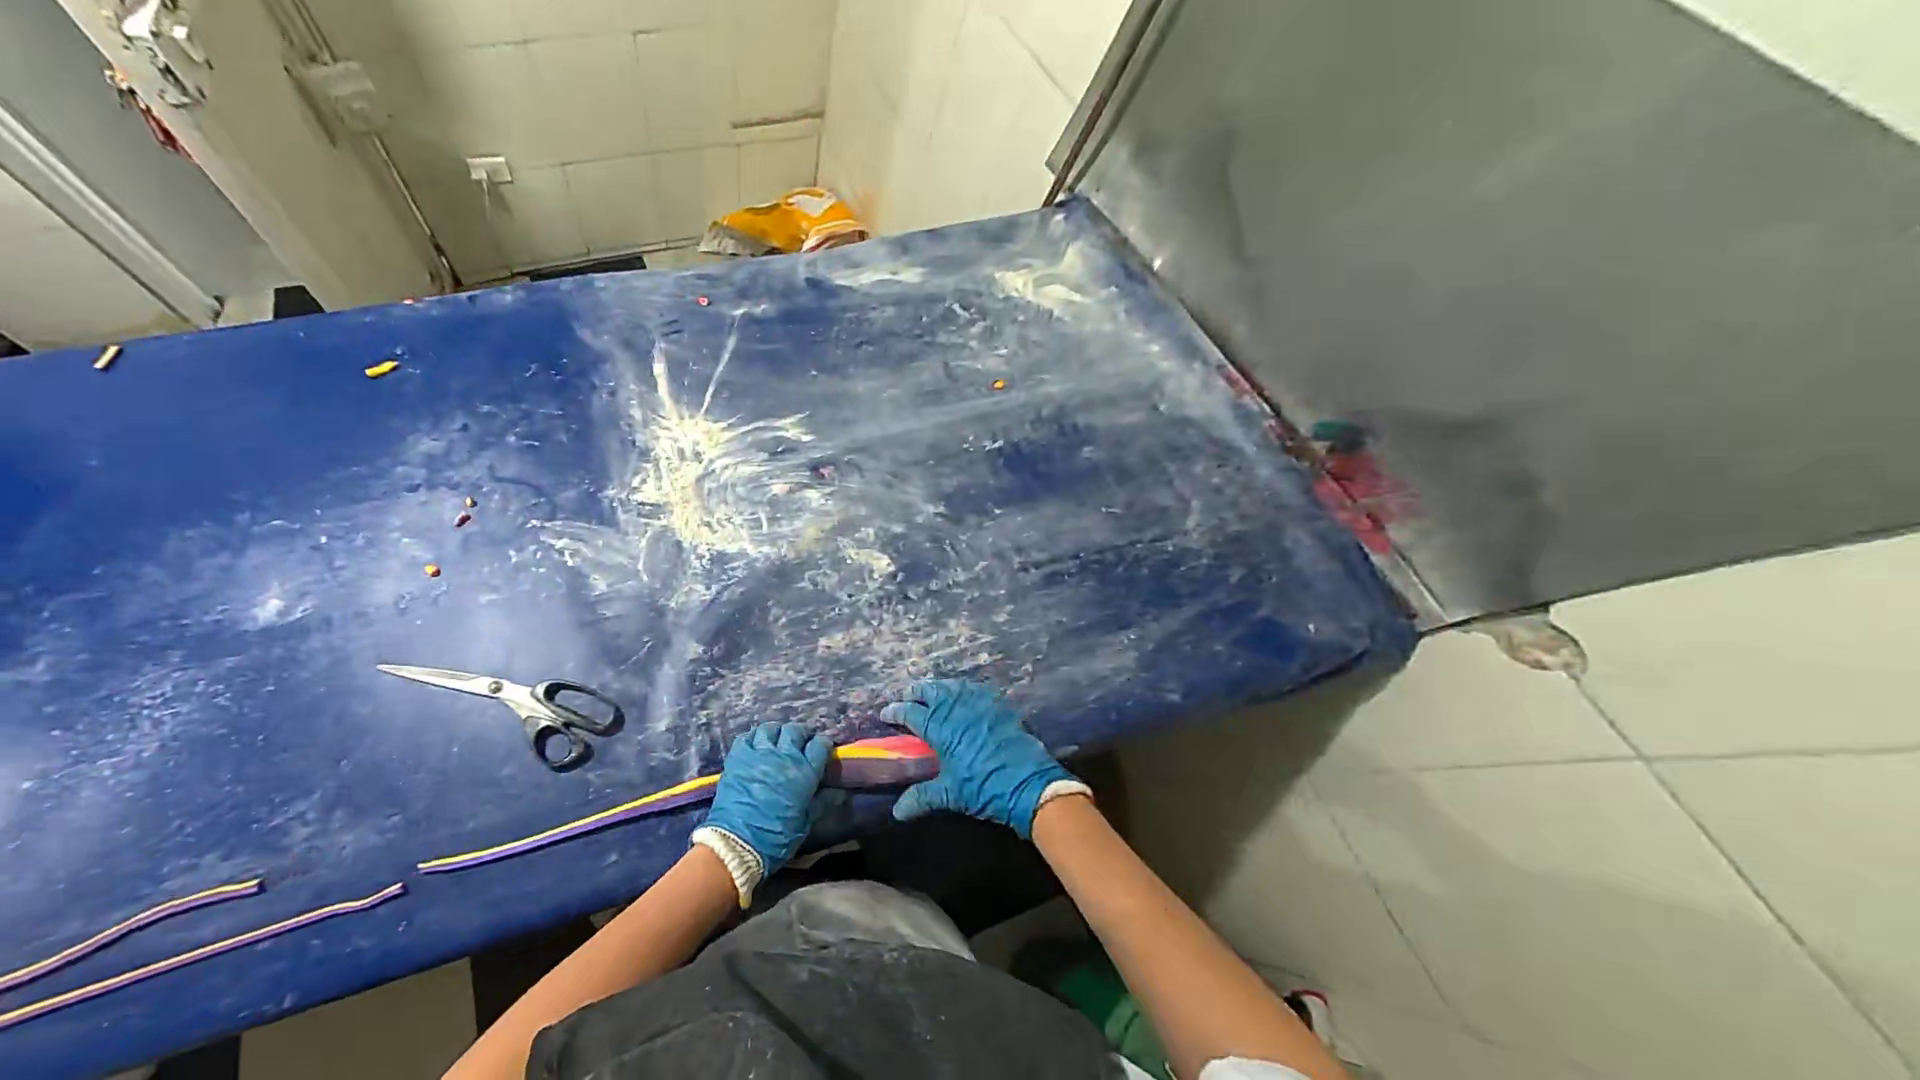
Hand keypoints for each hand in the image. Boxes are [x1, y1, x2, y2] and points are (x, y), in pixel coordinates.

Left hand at [702, 722, 834, 874]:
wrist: (736, 844)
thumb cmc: (776, 837)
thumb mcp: (805, 823)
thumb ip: (822, 803)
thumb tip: (840, 793)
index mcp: (805, 772)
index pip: (820, 744)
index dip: (822, 744)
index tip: (822, 749)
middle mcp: (785, 756)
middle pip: (796, 731)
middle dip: (801, 734)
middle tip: (801, 742)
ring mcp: (759, 754)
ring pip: (771, 729)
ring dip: (777, 732)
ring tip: (777, 740)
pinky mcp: (737, 758)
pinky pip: (747, 737)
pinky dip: (753, 737)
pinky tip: (756, 745)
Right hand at [881, 680, 1076, 837]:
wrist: (1029, 783)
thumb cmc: (984, 787)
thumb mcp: (950, 794)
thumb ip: (922, 798)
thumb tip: (897, 812)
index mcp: (941, 727)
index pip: (911, 712)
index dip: (897, 711)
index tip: (886, 712)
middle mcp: (958, 709)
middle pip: (932, 691)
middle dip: (916, 691)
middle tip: (907, 695)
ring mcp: (982, 704)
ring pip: (954, 686)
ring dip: (939, 687)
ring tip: (932, 692)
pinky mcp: (1001, 706)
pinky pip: (977, 689)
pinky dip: (964, 689)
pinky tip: (964, 695)